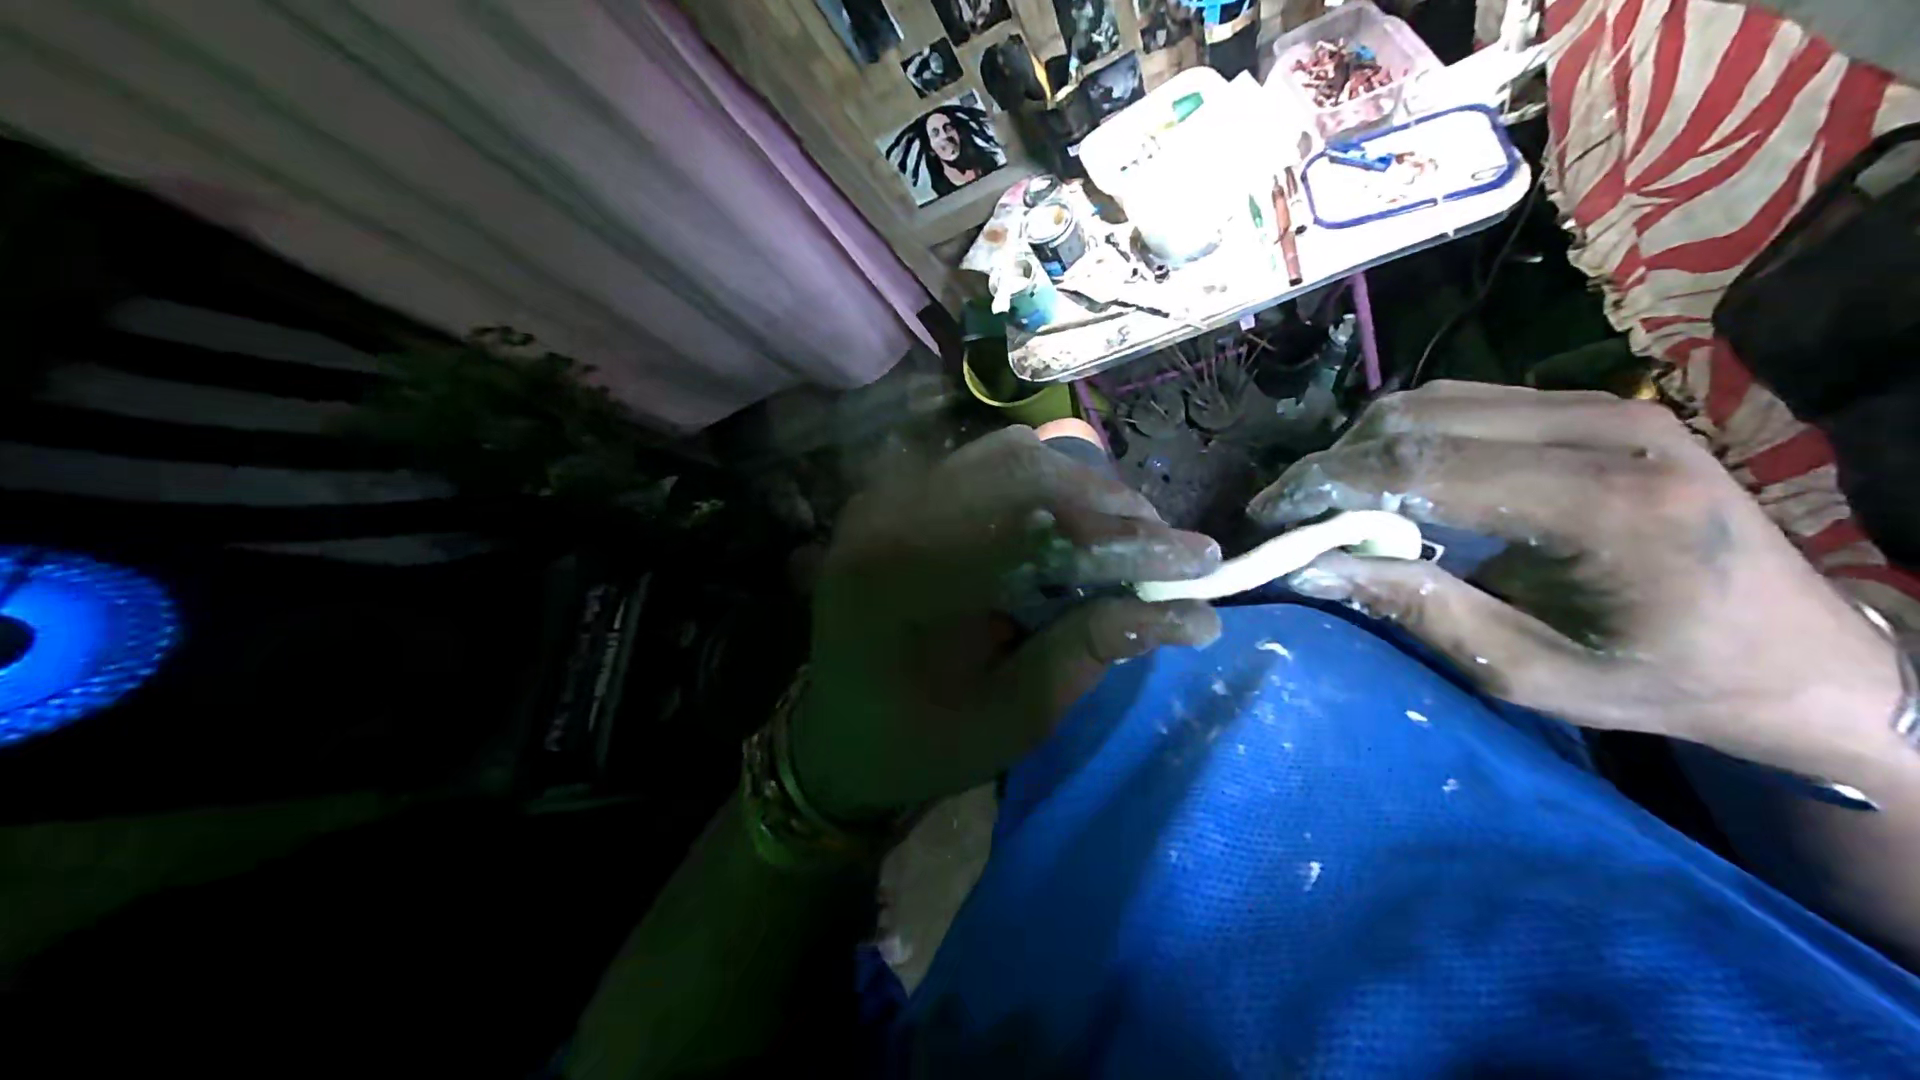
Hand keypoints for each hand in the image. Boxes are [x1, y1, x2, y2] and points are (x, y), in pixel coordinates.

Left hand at [793, 427, 1222, 820]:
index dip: (1125, 540)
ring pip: (1003, 459)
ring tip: (1120, 535)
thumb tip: (1188, 613)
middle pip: (1021, 473)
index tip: (1198, 559)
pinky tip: (1064, 526)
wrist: (840, 739)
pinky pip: (978, 469)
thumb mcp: (1013, 716)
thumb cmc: (922, 744)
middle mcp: (889, 519)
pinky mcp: (894, 502)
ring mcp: (885, 502)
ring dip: (1076, 489)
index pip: (1036, 530)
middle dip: (1107, 505)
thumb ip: (1089, 650)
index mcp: (907, 581)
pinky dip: (1036, 488)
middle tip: (1161, 546)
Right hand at [1247, 382, 1905, 780]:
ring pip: (1433, 400)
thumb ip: (1416, 609)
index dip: (1327, 485)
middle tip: (1288, 513)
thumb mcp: (1526, 671)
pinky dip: (1404, 439)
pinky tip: (1385, 480)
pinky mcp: (1597, 407)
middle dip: (1333, 464)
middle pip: (1419, 418)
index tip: (1268, 515)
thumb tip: (1308, 567)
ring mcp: (1607, 407)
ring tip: (1327, 500)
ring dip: (1362, 447)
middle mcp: (1609, 430)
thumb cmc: (1663, 681)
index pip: (1424, 465)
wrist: (1802, 653)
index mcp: (1607, 507)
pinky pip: (1465, 404)